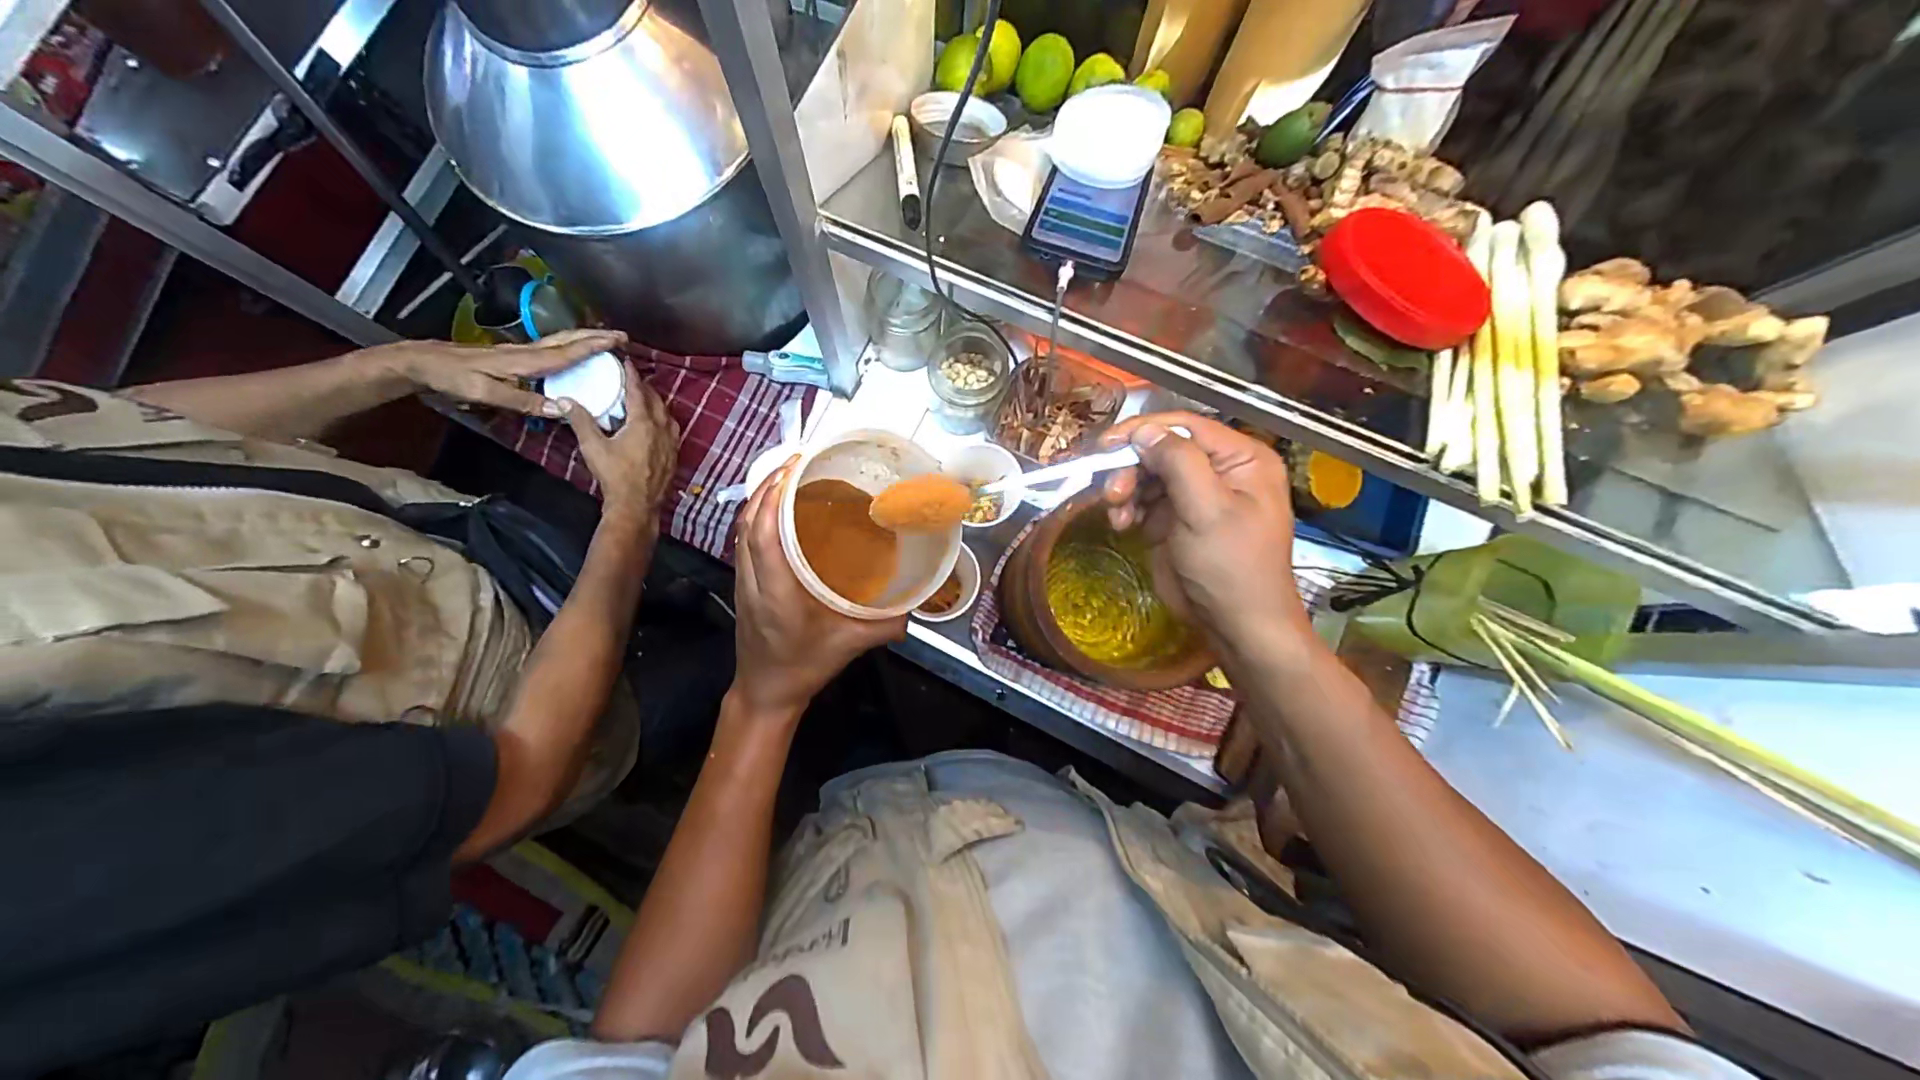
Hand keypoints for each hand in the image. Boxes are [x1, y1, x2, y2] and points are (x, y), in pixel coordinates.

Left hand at [362, 329, 629, 416]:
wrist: (421, 362)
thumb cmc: (451, 378)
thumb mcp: (485, 394)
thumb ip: (524, 402)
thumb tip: (563, 409)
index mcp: (524, 361)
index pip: (566, 353)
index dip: (593, 347)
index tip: (616, 341)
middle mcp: (525, 353)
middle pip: (567, 340)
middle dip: (596, 336)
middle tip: (621, 336)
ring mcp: (519, 353)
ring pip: (560, 341)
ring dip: (586, 339)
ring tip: (607, 340)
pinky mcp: (514, 357)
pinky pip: (551, 349)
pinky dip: (570, 346)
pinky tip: (574, 352)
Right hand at [561, 360, 680, 525]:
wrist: (637, 505)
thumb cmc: (615, 476)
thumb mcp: (593, 446)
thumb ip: (580, 420)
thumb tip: (564, 400)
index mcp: (644, 423)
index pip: (639, 391)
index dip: (632, 375)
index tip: (626, 362)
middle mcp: (662, 429)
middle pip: (657, 401)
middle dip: (645, 388)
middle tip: (633, 379)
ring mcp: (672, 443)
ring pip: (667, 415)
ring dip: (657, 404)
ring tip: (644, 399)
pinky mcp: (674, 455)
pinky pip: (672, 430)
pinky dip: (663, 420)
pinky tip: (655, 425)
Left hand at [731, 461, 906, 718]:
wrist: (765, 692)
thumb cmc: (803, 668)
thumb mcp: (849, 646)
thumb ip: (884, 626)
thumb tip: (916, 607)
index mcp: (775, 593)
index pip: (763, 535)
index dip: (773, 496)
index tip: (795, 467)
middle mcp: (753, 581)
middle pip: (748, 521)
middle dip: (768, 484)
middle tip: (798, 461)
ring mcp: (743, 581)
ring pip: (742, 527)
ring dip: (761, 496)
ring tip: (789, 475)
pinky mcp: (743, 582)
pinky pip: (744, 538)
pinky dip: (758, 514)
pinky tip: (780, 508)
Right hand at [1098, 412, 1309, 656]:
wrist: (1236, 625)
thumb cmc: (1232, 567)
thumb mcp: (1208, 510)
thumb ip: (1178, 463)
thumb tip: (1144, 431)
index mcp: (1242, 459)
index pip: (1186, 427)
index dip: (1144, 431)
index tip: (1106, 445)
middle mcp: (1219, 471)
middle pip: (1162, 450)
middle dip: (1132, 468)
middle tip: (1111, 491)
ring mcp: (1195, 496)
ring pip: (1148, 475)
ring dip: (1125, 489)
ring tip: (1117, 513)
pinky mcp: (1175, 520)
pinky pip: (1143, 501)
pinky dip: (1128, 509)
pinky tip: (1123, 524)